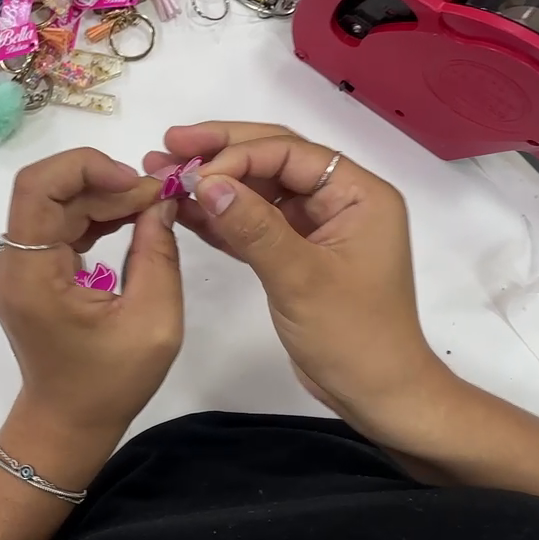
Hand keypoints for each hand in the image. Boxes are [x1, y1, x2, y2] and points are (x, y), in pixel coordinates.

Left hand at [0, 148, 182, 456]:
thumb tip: (161, 199)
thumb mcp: (153, 321)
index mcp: (29, 274)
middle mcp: (9, 263)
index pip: (38, 187)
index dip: (86, 167)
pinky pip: (56, 225)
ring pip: (54, 204)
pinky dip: (93, 215)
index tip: (136, 183)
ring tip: (152, 206)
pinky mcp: (25, 271)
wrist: (66, 422)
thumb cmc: (110, 383)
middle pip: (47, 191)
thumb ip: (159, 253)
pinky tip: (131, 218)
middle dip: (103, 181)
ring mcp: (13, 266)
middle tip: (156, 196)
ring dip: (102, 196)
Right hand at [143, 122, 447, 418]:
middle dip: (219, 152)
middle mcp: (337, 200)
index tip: (192, 173)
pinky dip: (219, 217)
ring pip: (257, 189)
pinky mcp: (294, 252)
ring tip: (161, 173)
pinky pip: (252, 222)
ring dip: (212, 182)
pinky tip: (182, 210)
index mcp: (357, 193)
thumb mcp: (301, 278)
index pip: (289, 153)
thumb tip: (204, 182)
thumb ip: (253, 227)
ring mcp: (314, 226)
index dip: (237, 155)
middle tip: (167, 144)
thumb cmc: (353, 335)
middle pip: (271, 159)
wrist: (376, 395)